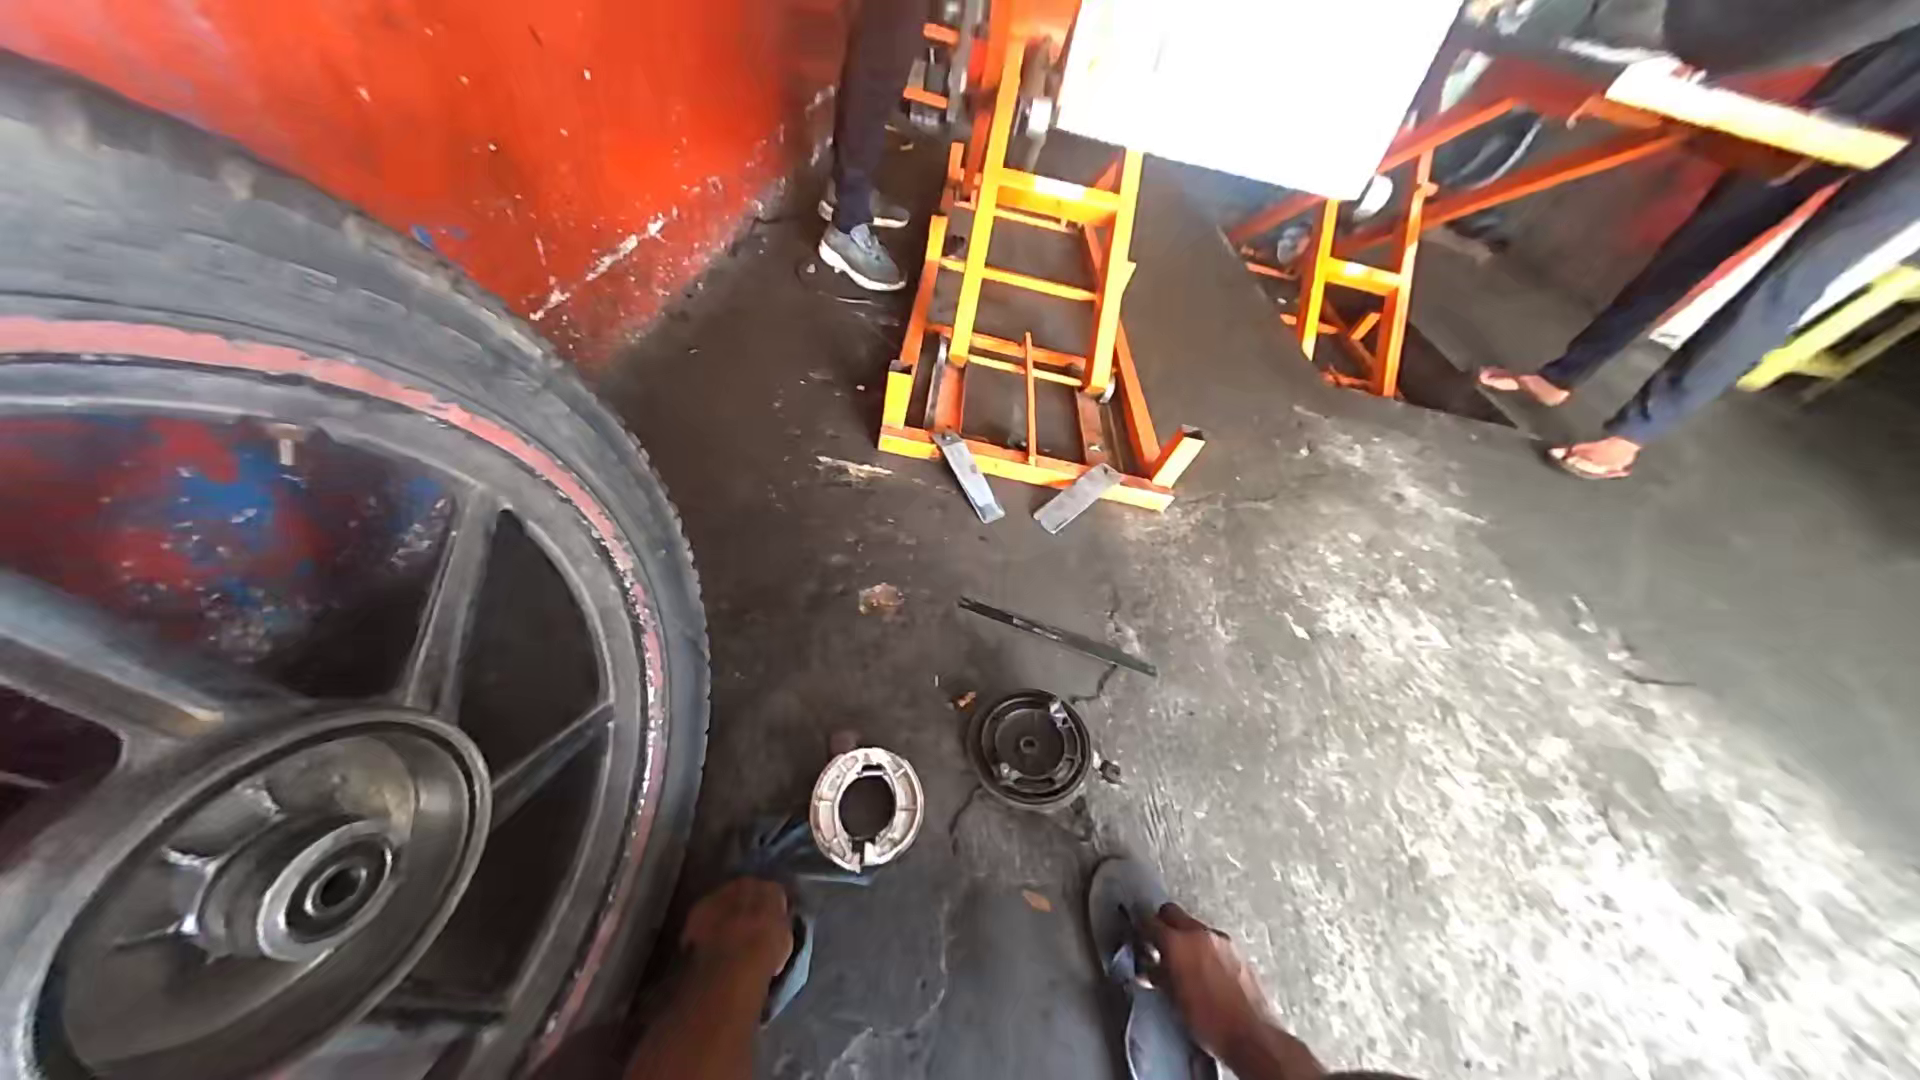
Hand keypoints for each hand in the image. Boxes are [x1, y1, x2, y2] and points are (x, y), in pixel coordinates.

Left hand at [681, 878, 793, 980]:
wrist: (733, 961)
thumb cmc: (767, 952)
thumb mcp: (785, 940)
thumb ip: (779, 926)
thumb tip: (775, 927)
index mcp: (772, 890)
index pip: (773, 895)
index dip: (768, 911)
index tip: (766, 925)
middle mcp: (747, 883)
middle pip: (746, 892)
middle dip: (744, 908)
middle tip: (743, 930)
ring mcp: (720, 893)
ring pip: (723, 902)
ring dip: (723, 915)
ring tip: (721, 939)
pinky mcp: (697, 909)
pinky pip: (702, 917)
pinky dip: (702, 928)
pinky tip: (703, 945)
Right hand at [1140, 903, 1276, 1058]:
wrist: (1253, 1037)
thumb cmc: (1210, 1022)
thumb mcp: (1174, 1000)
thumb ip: (1158, 975)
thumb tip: (1150, 967)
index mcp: (1177, 942)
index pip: (1149, 921)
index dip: (1141, 928)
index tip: (1138, 936)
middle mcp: (1198, 933)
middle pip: (1171, 912)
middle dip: (1162, 923)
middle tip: (1158, 943)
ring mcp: (1221, 939)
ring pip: (1194, 926)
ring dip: (1185, 937)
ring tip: (1185, 961)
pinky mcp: (1237, 950)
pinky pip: (1212, 940)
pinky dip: (1204, 948)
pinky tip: (1207, 969)